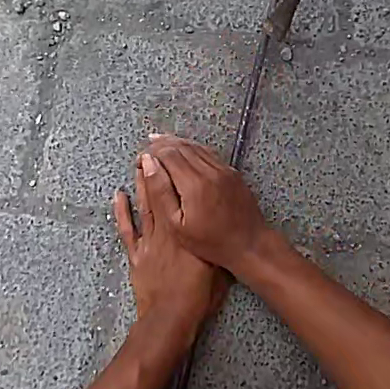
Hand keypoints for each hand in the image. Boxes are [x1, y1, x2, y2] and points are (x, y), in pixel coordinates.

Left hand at [114, 148, 225, 343]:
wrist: (172, 319)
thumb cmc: (201, 293)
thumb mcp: (219, 264)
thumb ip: (215, 241)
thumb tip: (219, 222)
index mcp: (188, 229)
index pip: (179, 194)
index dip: (172, 172)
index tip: (169, 153)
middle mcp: (167, 230)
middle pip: (158, 194)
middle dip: (154, 170)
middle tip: (149, 149)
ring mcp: (149, 243)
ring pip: (144, 206)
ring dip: (140, 184)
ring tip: (137, 163)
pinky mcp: (137, 257)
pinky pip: (127, 231)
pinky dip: (122, 212)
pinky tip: (118, 195)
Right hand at [142, 135, 274, 273]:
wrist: (249, 244)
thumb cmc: (212, 243)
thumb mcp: (177, 225)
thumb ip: (161, 192)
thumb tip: (148, 165)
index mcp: (194, 184)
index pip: (168, 154)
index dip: (151, 154)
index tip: (140, 159)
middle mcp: (210, 171)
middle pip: (181, 147)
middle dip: (161, 146)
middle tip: (147, 150)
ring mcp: (224, 170)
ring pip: (196, 147)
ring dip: (177, 144)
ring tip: (160, 145)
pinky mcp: (232, 173)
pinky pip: (209, 153)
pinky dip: (193, 149)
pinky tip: (185, 153)